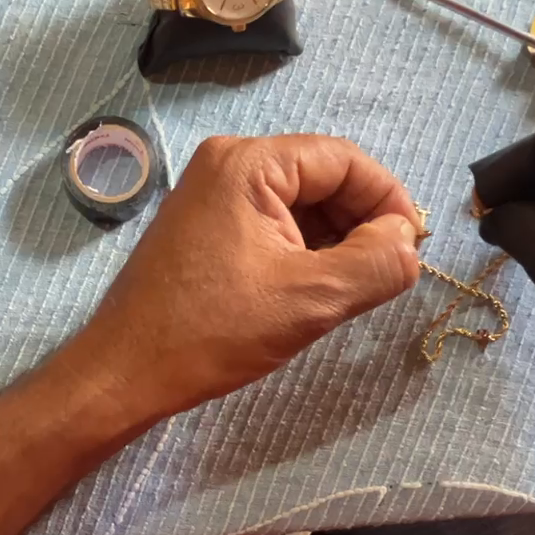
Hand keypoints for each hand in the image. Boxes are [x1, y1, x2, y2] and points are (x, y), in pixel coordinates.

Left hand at [61, 134, 420, 419]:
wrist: (124, 373)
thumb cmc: (211, 332)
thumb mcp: (310, 299)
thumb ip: (377, 263)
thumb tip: (408, 242)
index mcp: (249, 163)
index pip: (344, 160)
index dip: (388, 201)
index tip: (411, 250)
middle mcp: (225, 166)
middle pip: (320, 180)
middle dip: (358, 226)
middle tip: (379, 279)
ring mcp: (208, 199)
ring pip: (296, 209)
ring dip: (330, 246)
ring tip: (342, 294)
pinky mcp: (201, 232)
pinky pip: (267, 229)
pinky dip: (298, 256)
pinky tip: (306, 294)